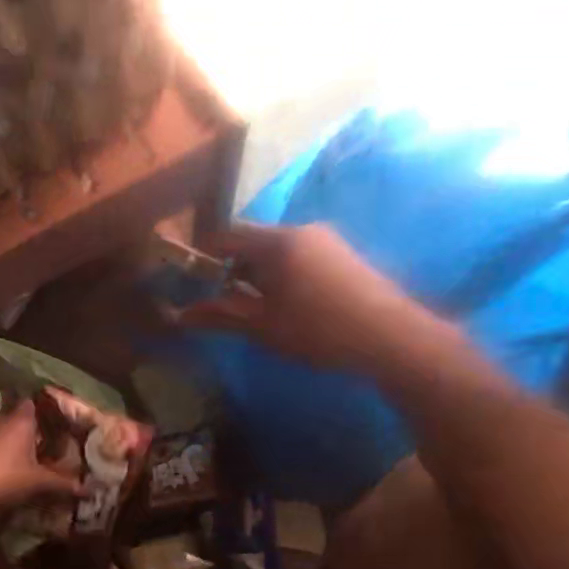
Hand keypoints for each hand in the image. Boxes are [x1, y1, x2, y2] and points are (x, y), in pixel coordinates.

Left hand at [0, 399, 82, 507]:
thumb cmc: (7, 476)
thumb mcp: (39, 481)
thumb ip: (63, 483)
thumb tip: (89, 489)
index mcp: (22, 420)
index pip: (35, 402)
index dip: (47, 407)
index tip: (60, 415)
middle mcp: (3, 422)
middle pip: (22, 419)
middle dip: (36, 427)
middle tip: (53, 437)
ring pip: (8, 433)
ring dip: (20, 441)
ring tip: (38, 453)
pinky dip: (6, 453)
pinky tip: (15, 465)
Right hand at [179, 222, 451, 374]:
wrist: (390, 337)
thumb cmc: (316, 330)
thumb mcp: (260, 326)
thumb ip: (218, 315)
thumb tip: (179, 315)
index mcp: (276, 243)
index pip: (226, 235)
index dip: (203, 255)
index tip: (189, 280)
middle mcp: (301, 231)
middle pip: (251, 242)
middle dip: (230, 268)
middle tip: (220, 302)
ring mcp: (326, 240)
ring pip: (275, 251)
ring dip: (256, 274)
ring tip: (252, 309)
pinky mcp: (342, 255)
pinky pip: (297, 257)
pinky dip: (280, 275)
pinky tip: (284, 306)